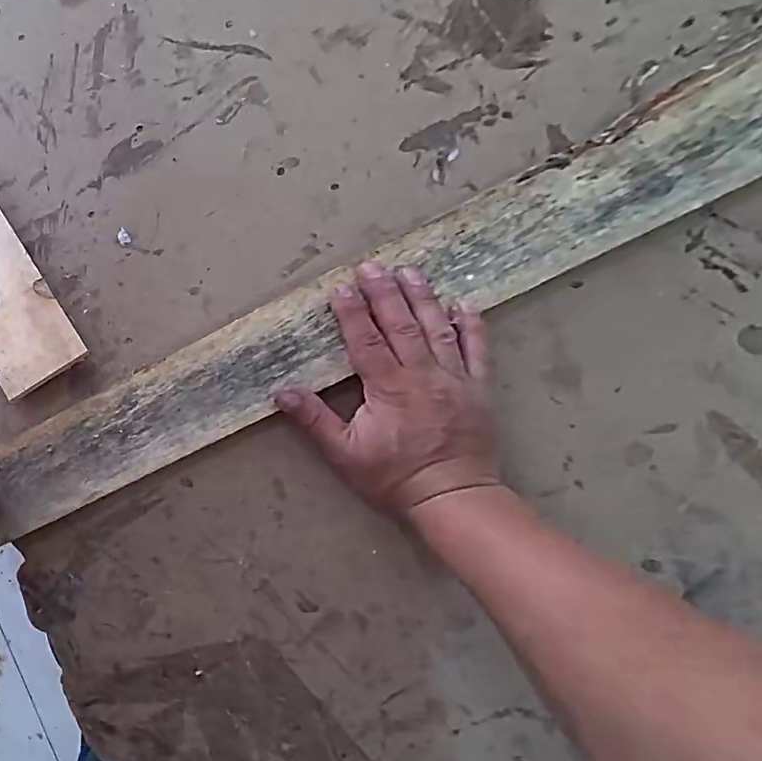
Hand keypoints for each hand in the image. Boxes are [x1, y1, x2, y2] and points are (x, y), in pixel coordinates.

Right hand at [273, 262, 502, 514]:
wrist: (452, 495)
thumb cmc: (392, 476)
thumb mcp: (343, 452)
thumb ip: (314, 418)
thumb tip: (283, 391)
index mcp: (388, 387)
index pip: (365, 340)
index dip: (351, 312)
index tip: (341, 287)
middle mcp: (423, 375)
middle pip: (401, 325)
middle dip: (384, 293)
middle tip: (372, 265)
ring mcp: (455, 379)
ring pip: (438, 329)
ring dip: (423, 298)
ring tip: (410, 272)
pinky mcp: (478, 389)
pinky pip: (476, 349)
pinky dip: (471, 325)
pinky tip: (462, 304)